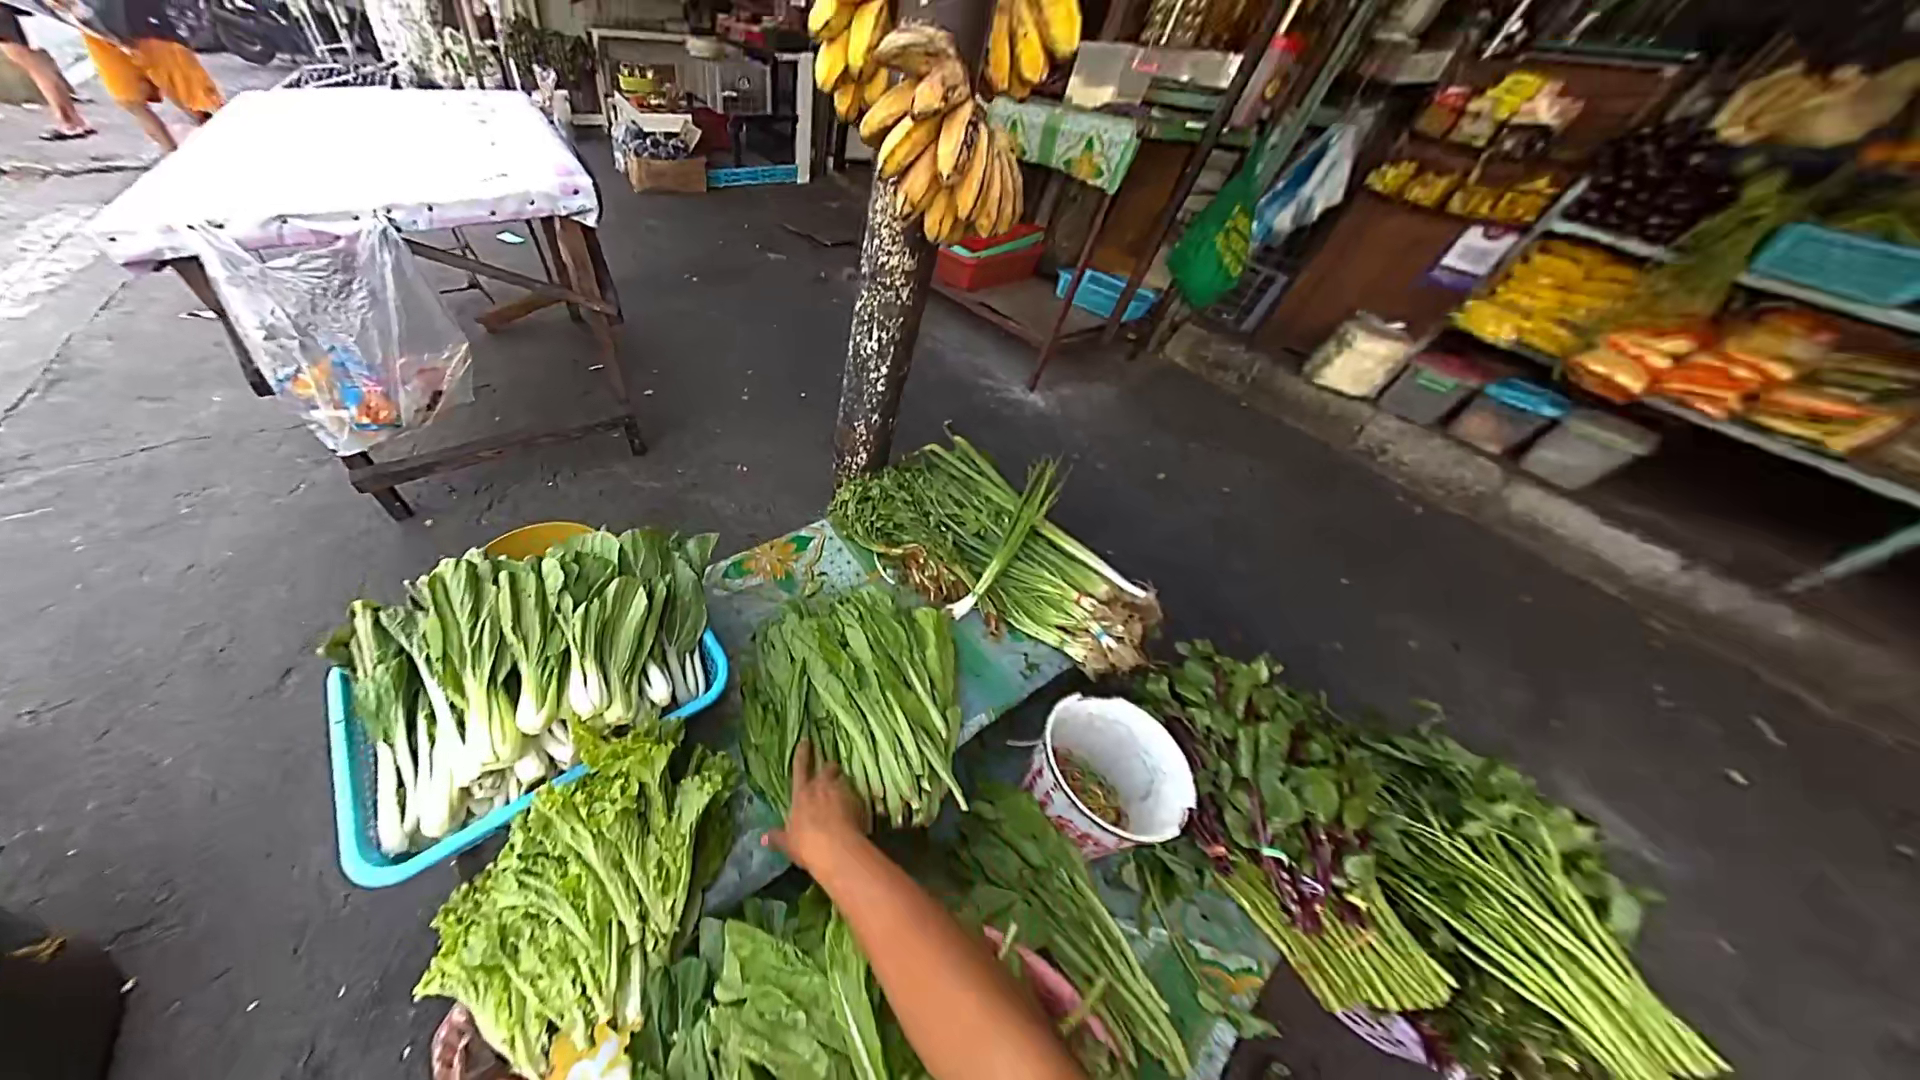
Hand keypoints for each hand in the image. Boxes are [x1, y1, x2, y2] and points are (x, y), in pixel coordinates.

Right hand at [762, 740, 868, 870]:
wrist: (838, 849)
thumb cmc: (807, 845)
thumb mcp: (788, 843)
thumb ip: (777, 837)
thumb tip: (763, 838)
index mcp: (802, 792)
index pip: (800, 767)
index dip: (803, 752)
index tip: (806, 741)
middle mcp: (823, 785)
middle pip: (828, 766)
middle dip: (829, 767)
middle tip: (829, 773)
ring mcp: (842, 790)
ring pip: (844, 778)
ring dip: (842, 783)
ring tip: (843, 794)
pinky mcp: (859, 799)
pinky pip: (857, 794)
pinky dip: (855, 799)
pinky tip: (855, 810)